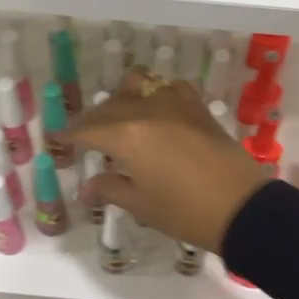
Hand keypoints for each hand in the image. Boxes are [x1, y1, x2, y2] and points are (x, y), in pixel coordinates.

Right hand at [64, 71, 269, 253]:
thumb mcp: (142, 205)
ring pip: (139, 85)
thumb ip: (111, 189)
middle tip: (85, 137)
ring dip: (123, 98)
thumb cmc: (185, 213)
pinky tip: (156, 110)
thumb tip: (87, 187)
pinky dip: (156, 93)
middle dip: (93, 120)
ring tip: (119, 118)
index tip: (56, 139)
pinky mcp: (199, 108)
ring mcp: (176, 105)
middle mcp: (148, 110)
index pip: (88, 130)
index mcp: (127, 136)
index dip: (69, 135)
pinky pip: (170, 88)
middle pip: (110, 106)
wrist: (241, 209)